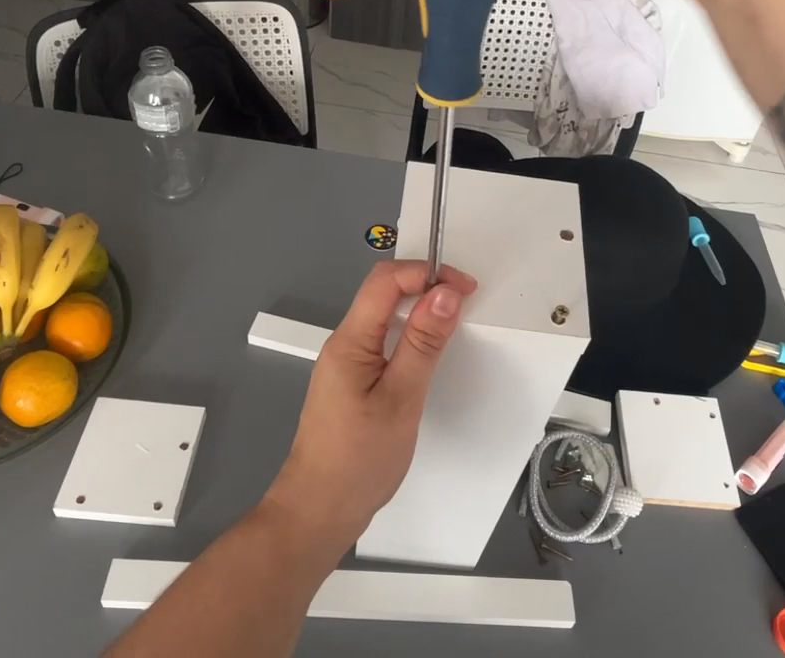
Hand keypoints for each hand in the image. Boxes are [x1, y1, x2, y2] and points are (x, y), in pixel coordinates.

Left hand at [261, 260, 476, 552]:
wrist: (319, 511)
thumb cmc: (359, 459)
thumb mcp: (401, 399)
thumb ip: (424, 344)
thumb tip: (445, 294)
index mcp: (350, 341)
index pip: (386, 281)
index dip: (427, 273)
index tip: (464, 289)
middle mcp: (344, 344)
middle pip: (383, 292)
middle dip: (426, 286)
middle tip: (465, 303)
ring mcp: (345, 364)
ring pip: (383, 317)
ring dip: (419, 311)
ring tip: (453, 325)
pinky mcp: (352, 383)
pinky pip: (382, 342)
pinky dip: (409, 336)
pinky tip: (428, 354)